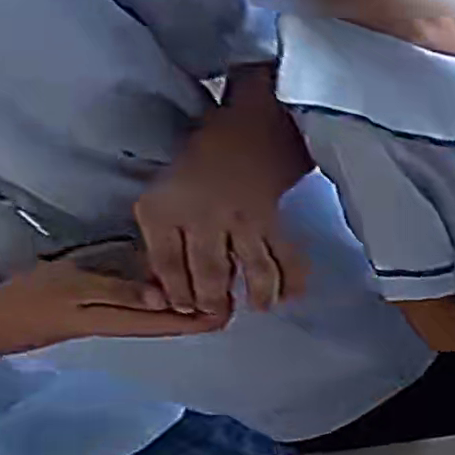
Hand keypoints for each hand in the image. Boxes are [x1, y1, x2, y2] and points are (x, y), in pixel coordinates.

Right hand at [0, 257, 228, 348]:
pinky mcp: (136, 304)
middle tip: (226, 262)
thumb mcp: (79, 288)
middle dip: (220, 293)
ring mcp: (149, 314)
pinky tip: (182, 261)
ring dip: (204, 286)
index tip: (230, 279)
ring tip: (212, 258)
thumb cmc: (44, 299)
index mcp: (152, 322)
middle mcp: (159, 322)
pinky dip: (182, 283)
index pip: (207, 321)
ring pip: (192, 304)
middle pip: (207, 313)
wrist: (13, 313)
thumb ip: (123, 291)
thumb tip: (166, 297)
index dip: (225, 304)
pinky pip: (171, 296)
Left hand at [134, 151, 305, 317]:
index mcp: (164, 208)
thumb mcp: (163, 189)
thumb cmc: (199, 160)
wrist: (246, 137)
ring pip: (251, 269)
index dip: (175, 289)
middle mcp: (202, 217)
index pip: (166, 260)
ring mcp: (243, 223)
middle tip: (219, 316)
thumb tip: (173, 271)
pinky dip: (291, 281)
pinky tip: (291, 295)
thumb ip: (167, 226)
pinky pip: (285, 260)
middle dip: (214, 298)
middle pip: (209, 269)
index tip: (182, 309)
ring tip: (260, 309)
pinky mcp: (275, 225)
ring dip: (258, 294)